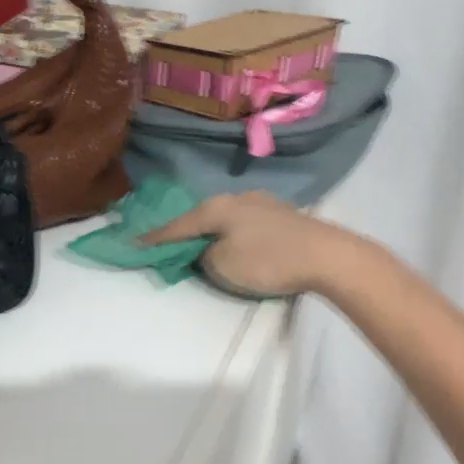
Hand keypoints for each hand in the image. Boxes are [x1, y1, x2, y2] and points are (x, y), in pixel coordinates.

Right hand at [142, 191, 363, 296]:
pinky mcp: (282, 215)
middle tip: (167, 245)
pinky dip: (231, 233)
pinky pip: (243, 223)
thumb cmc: (268, 261)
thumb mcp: (221, 265)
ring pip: (224, 218)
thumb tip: (206, 250)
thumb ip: (203, 256)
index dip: (154, 238)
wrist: (330, 257)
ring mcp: (262, 203)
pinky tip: (233, 241)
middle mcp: (236, 198)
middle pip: (200, 217)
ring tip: (201, 244)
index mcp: (216, 208)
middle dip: (184, 230)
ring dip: (210, 231)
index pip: (175, 226)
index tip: (134, 244)